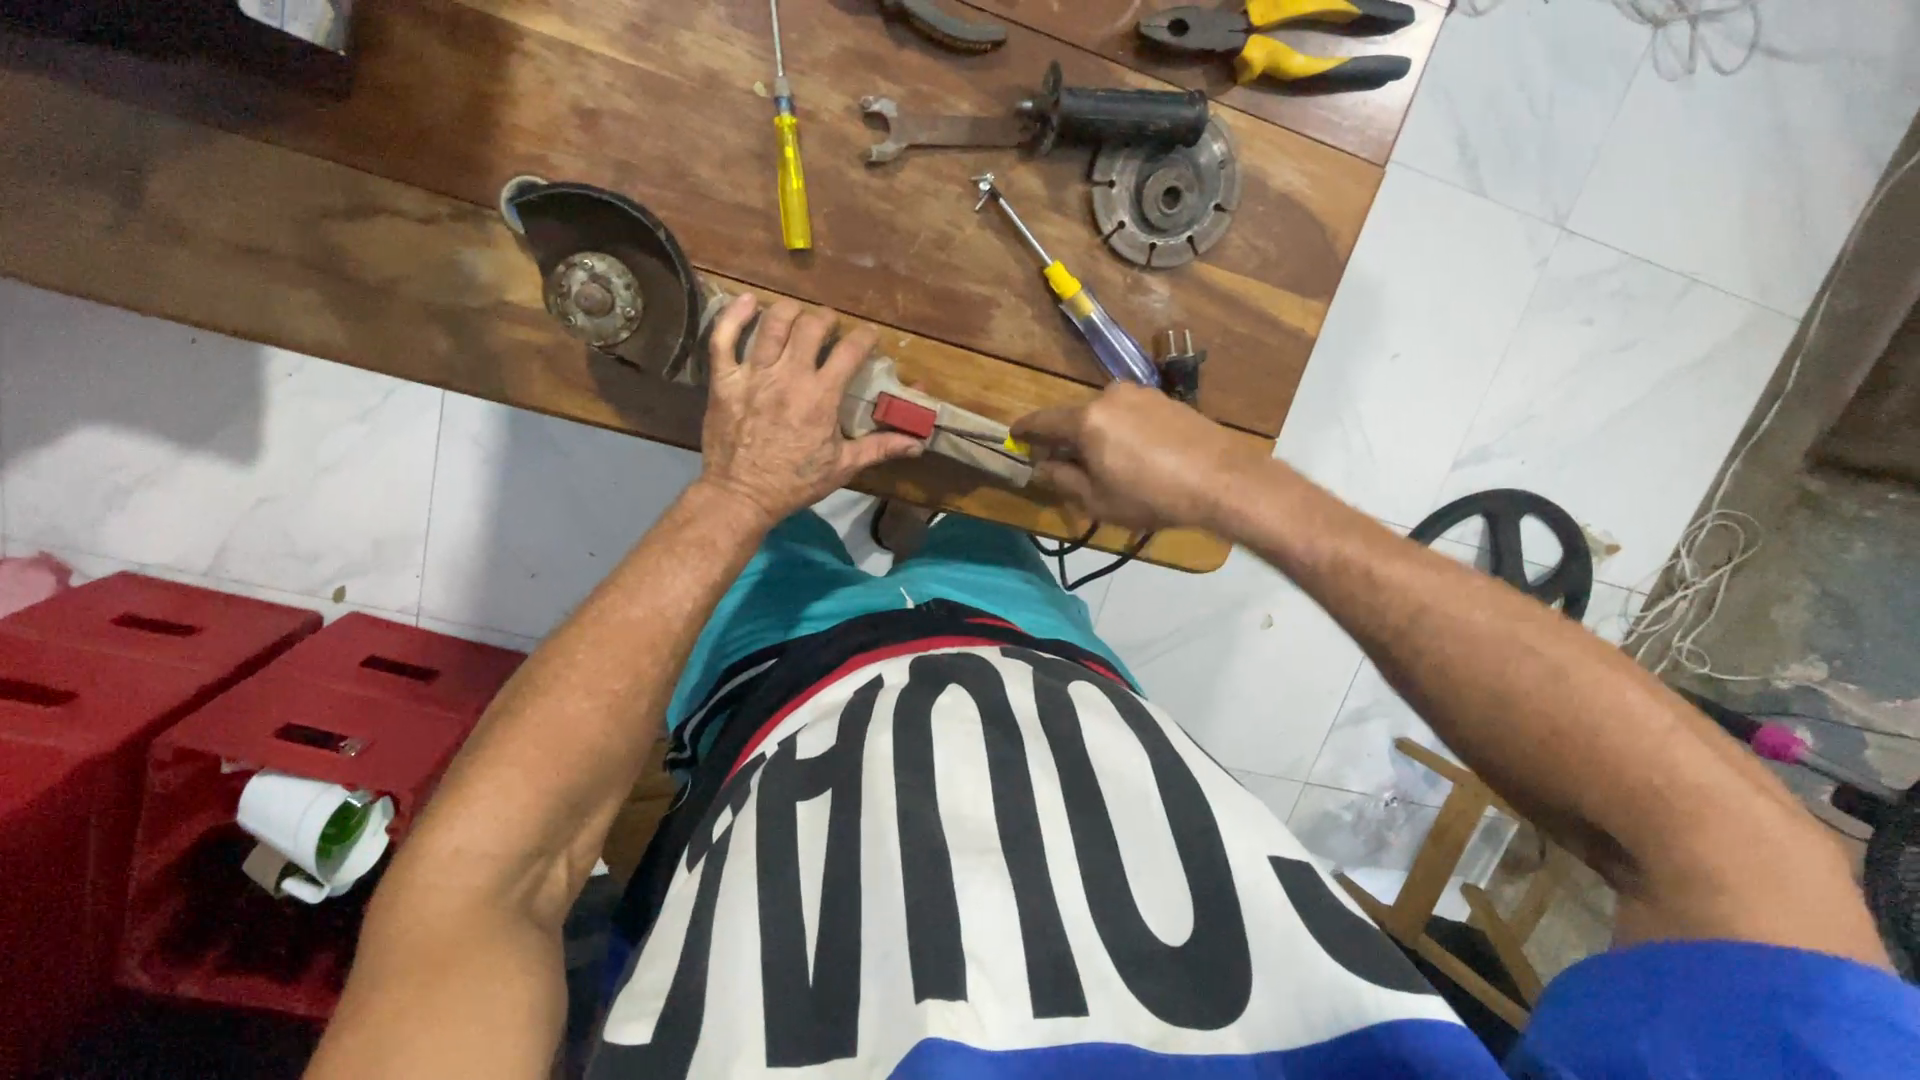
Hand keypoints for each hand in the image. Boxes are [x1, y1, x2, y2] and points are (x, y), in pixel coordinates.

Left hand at [698, 295, 922, 526]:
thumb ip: (880, 447)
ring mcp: (753, 375)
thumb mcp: (843, 466)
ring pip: (772, 324)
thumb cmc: (795, 482)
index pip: (850, 350)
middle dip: (826, 318)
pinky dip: (734, 315)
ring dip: (789, 311)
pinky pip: (724, 338)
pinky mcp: (724, 380)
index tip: (868, 337)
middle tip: (829, 325)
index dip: (864, 337)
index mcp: (821, 397)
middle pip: (811, 326)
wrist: (742, 495)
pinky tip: (747, 301)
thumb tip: (918, 443)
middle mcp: (789, 377)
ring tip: (797, 314)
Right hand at [1014, 383, 1265, 531]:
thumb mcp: (1098, 500)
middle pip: (1075, 417)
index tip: (1014, 436)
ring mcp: (1141, 394)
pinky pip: (1130, 415)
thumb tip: (1041, 467)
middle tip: (1061, 463)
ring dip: (1096, 436)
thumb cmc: (1152, 496)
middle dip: (1065, 439)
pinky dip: (1122, 432)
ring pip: (1105, 415)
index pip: (1043, 422)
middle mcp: (1110, 396)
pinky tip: (1133, 456)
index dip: (1026, 431)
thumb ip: (1062, 480)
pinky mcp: (1166, 400)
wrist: (1222, 480)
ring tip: (1103, 465)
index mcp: (1087, 419)